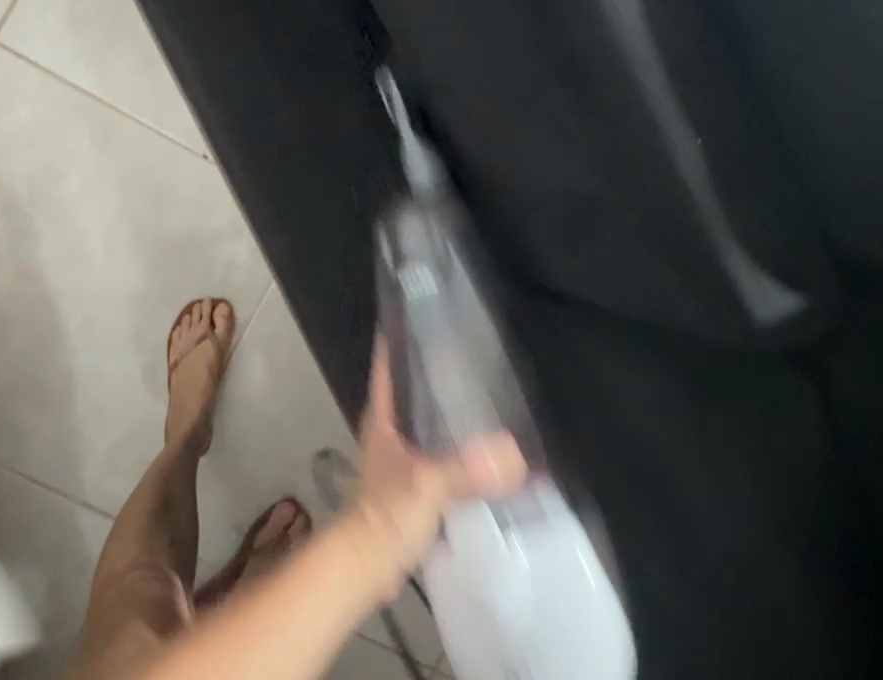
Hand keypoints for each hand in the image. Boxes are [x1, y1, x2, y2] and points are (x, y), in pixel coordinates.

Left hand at [340, 338, 526, 599]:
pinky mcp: (416, 487)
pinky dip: (464, 451)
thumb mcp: (427, 484)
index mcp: (383, 418)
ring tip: (491, 397)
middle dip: (439, 374)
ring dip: (453, 414)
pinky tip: (491, 452)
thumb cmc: (387, 515)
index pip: (388, 365)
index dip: (399, 338)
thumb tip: (515, 453)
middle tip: (476, 354)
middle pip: (413, 391)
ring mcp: (402, 459)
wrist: (368, 566)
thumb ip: (467, 468)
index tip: (422, 315)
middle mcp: (390, 431)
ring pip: (429, 424)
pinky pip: (444, 457)